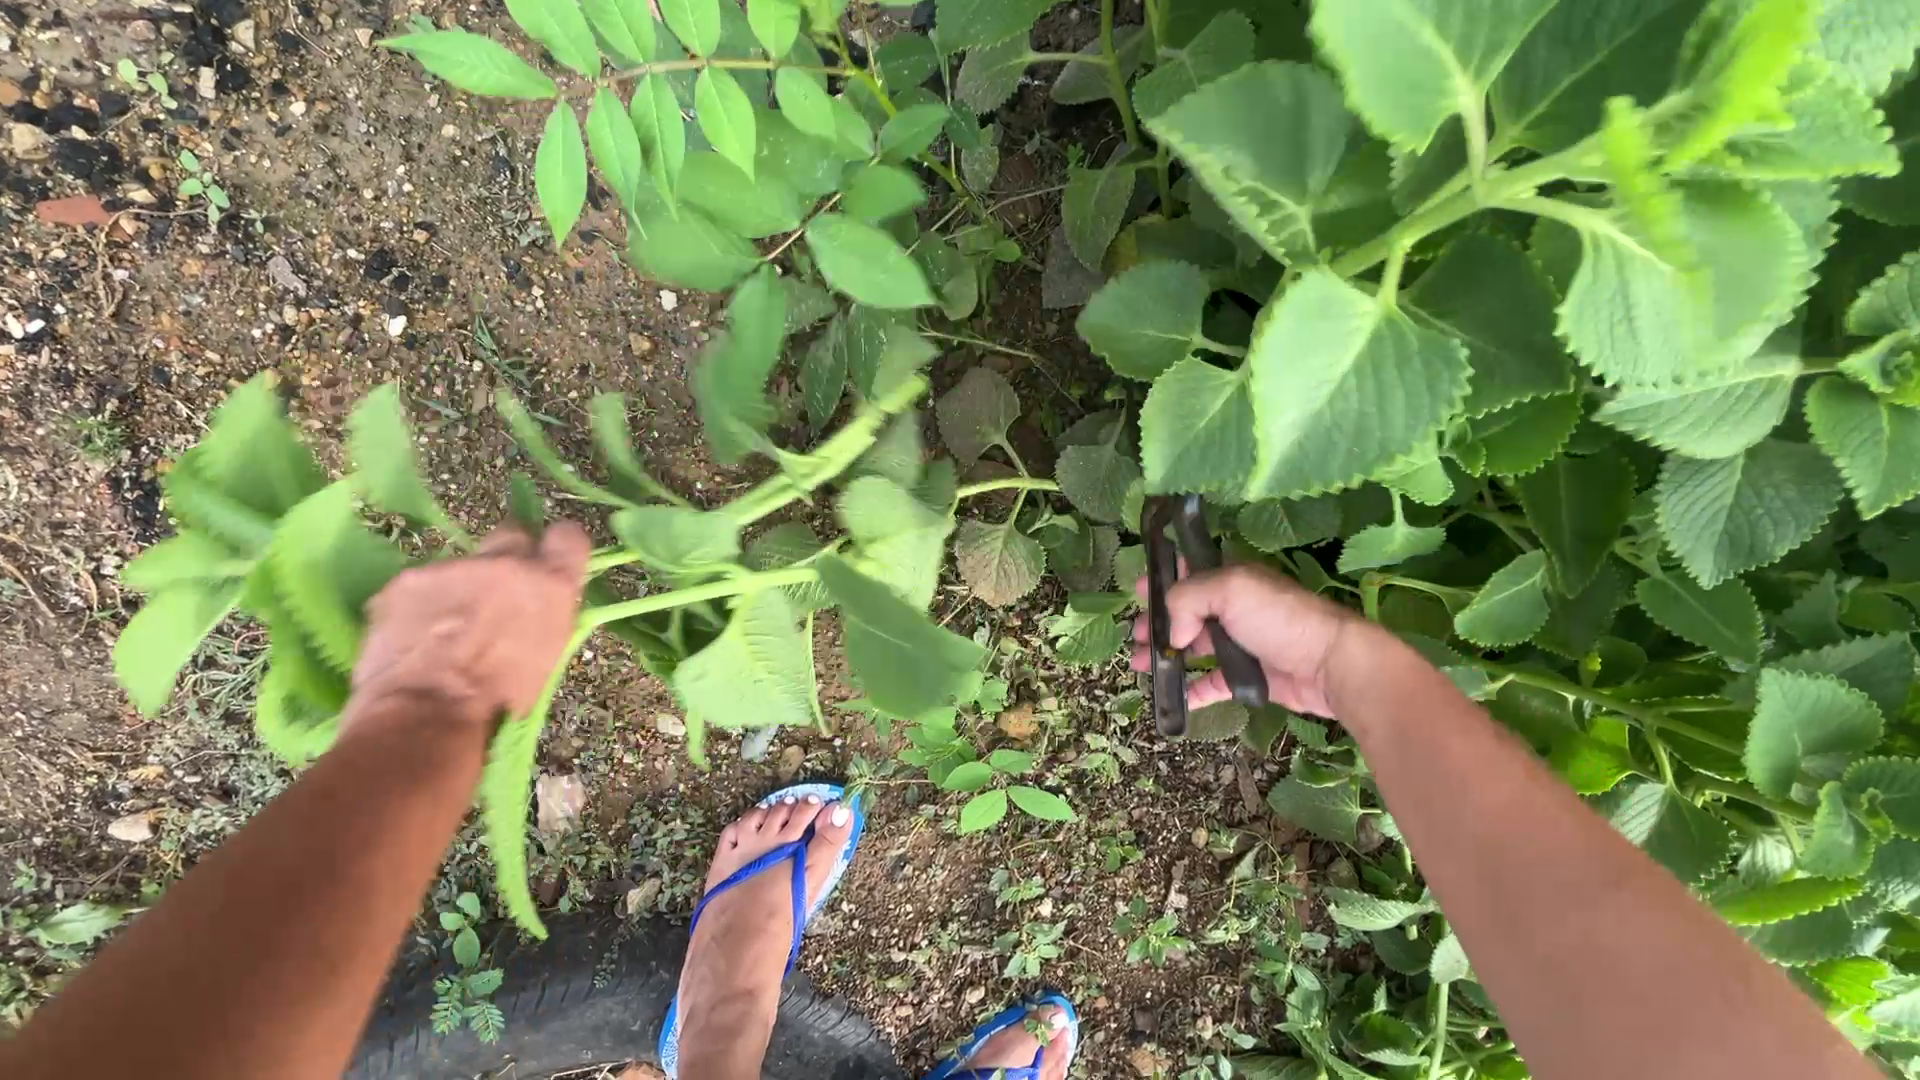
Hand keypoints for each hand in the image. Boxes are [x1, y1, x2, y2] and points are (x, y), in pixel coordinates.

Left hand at [345, 522, 591, 732]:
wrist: (427, 709)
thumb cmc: (502, 695)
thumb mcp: (550, 652)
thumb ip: (549, 611)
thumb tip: (542, 602)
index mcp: (551, 583)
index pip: (569, 536)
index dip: (559, 547)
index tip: (551, 562)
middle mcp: (508, 562)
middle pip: (513, 533)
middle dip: (508, 556)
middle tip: (497, 591)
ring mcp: (455, 566)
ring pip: (463, 566)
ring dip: (461, 587)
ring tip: (446, 629)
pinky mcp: (408, 579)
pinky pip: (421, 584)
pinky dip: (421, 604)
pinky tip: (414, 636)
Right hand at [1130, 563, 1370, 717]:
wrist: (1331, 664)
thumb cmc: (1280, 618)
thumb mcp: (1229, 590)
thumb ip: (1187, 599)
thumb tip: (1173, 630)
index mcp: (1229, 580)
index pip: (1188, 573)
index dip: (1162, 580)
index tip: (1137, 593)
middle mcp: (1233, 608)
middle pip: (1184, 613)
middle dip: (1157, 622)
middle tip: (1137, 636)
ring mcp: (1240, 643)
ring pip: (1193, 647)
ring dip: (1166, 655)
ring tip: (1141, 665)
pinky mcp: (1247, 675)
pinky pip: (1211, 682)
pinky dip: (1191, 689)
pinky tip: (1172, 697)